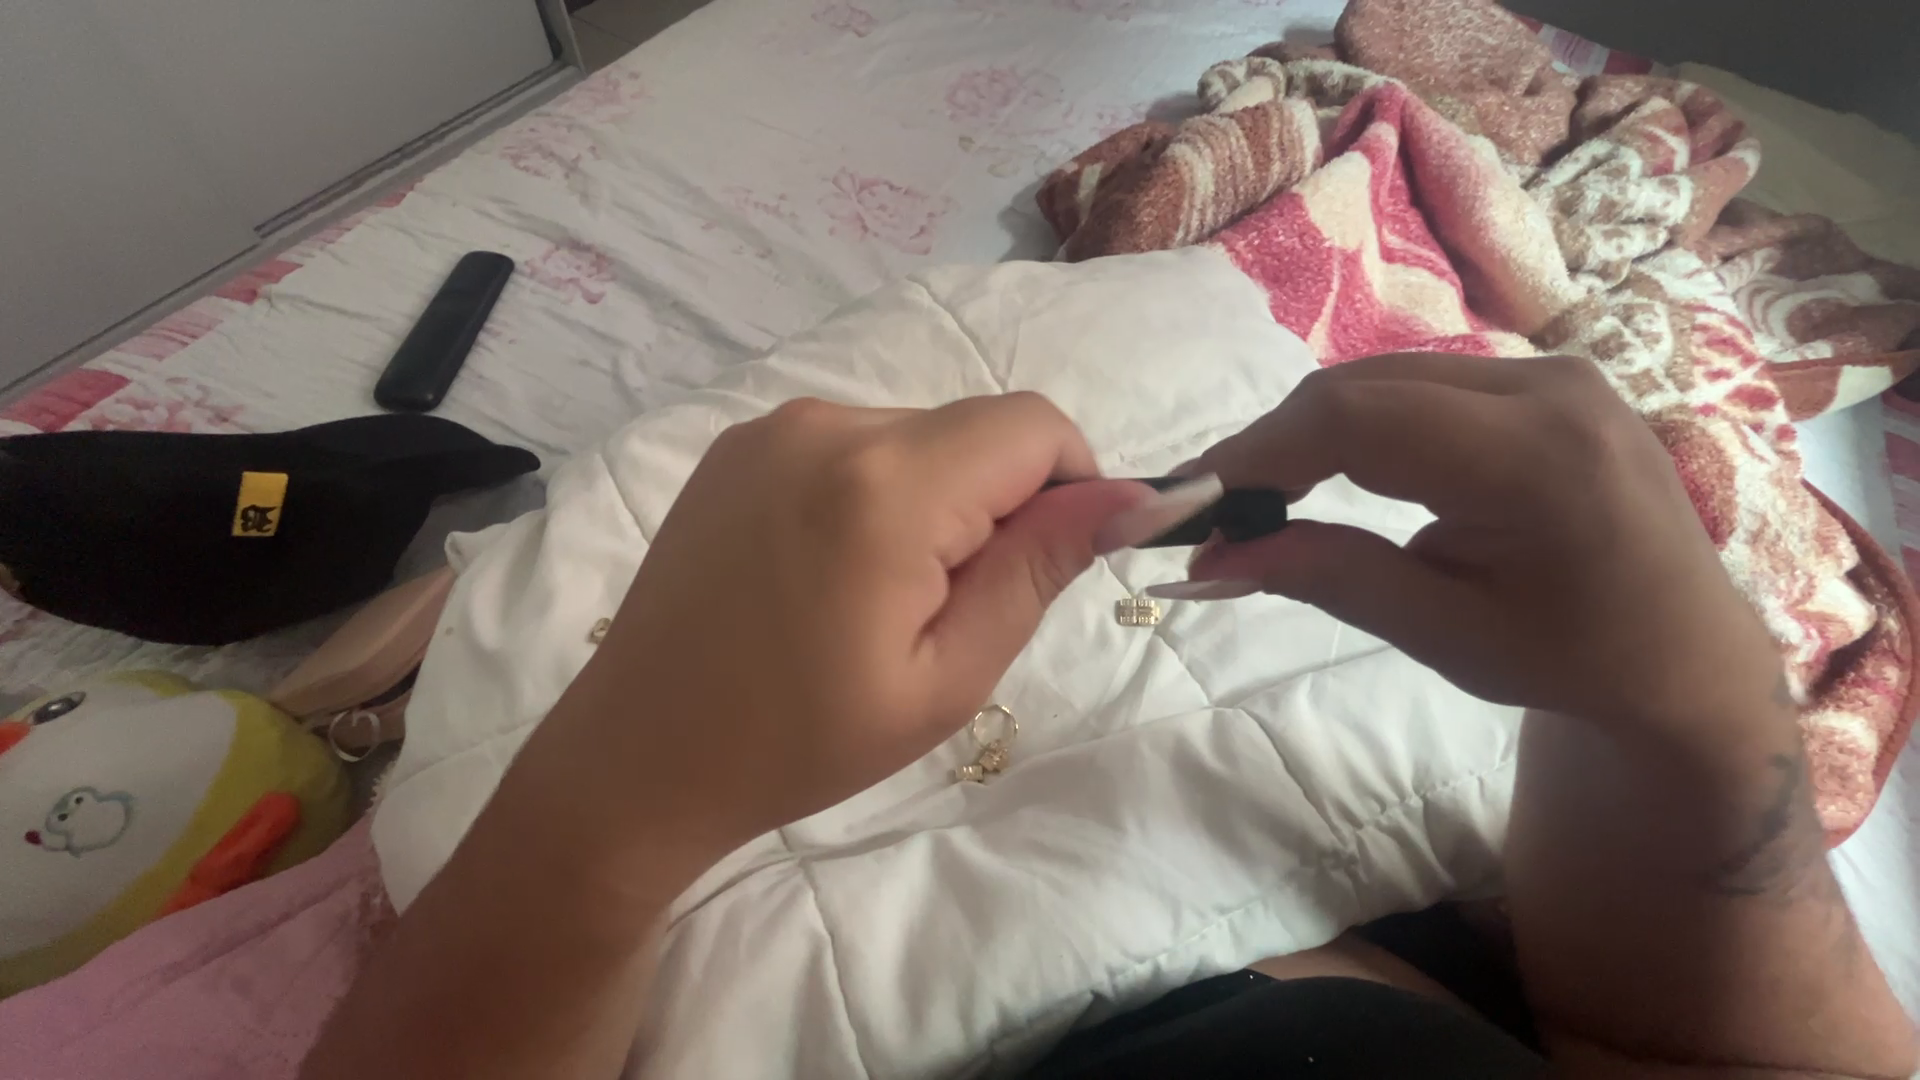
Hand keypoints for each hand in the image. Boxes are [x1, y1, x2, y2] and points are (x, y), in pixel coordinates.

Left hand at [555, 394, 1193, 857]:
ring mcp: (774, 427)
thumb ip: (1040, 567)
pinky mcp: (740, 444)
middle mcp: (827, 423)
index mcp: (885, 485)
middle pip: (975, 428)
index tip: (1052, 557)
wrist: (639, 755)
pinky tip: (834, 569)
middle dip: (1000, 501)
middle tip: (953, 604)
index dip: (1073, 482)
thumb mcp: (949, 675)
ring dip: (939, 498)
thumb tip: (1129, 498)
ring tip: (883, 595)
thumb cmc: (802, 742)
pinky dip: (881, 491)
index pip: (1035, 426)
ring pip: (918, 436)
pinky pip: (855, 445)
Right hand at [1166, 353, 1782, 735]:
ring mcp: (1542, 375)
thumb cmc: (1572, 659)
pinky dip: (1340, 430)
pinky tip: (1315, 472)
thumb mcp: (1438, 632)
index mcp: (1536, 457)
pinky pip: (1404, 389)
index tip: (1189, 502)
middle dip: (1267, 447)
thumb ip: (1323, 576)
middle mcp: (1544, 387)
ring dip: (1298, 436)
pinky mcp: (1530, 384)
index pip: (1355, 420)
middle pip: (1354, 389)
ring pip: (1371, 382)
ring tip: (1254, 497)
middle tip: (1213, 511)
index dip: (1255, 453)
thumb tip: (1209, 560)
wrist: (1685, 653)